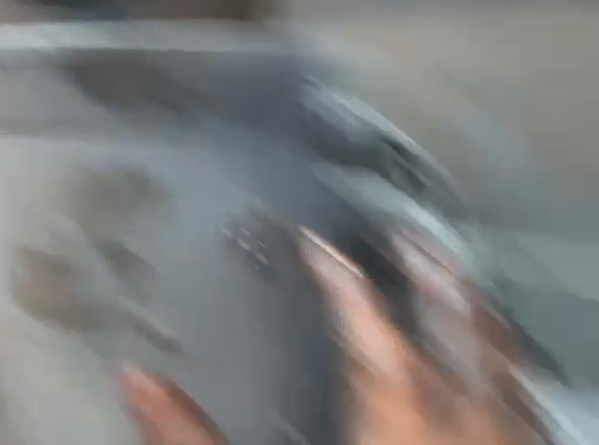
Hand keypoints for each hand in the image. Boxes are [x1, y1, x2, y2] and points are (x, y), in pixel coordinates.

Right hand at [125, 231, 542, 444]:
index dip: (348, 292)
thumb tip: (132, 374)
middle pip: (468, 368)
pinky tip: (509, 391)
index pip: (374, 354)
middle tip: (422, 239)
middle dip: (446, 299)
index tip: (319, 243)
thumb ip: (192, 441)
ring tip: (470, 294)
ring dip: (493, 343)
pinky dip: (522, 404)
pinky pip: (531, 440)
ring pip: (517, 406)